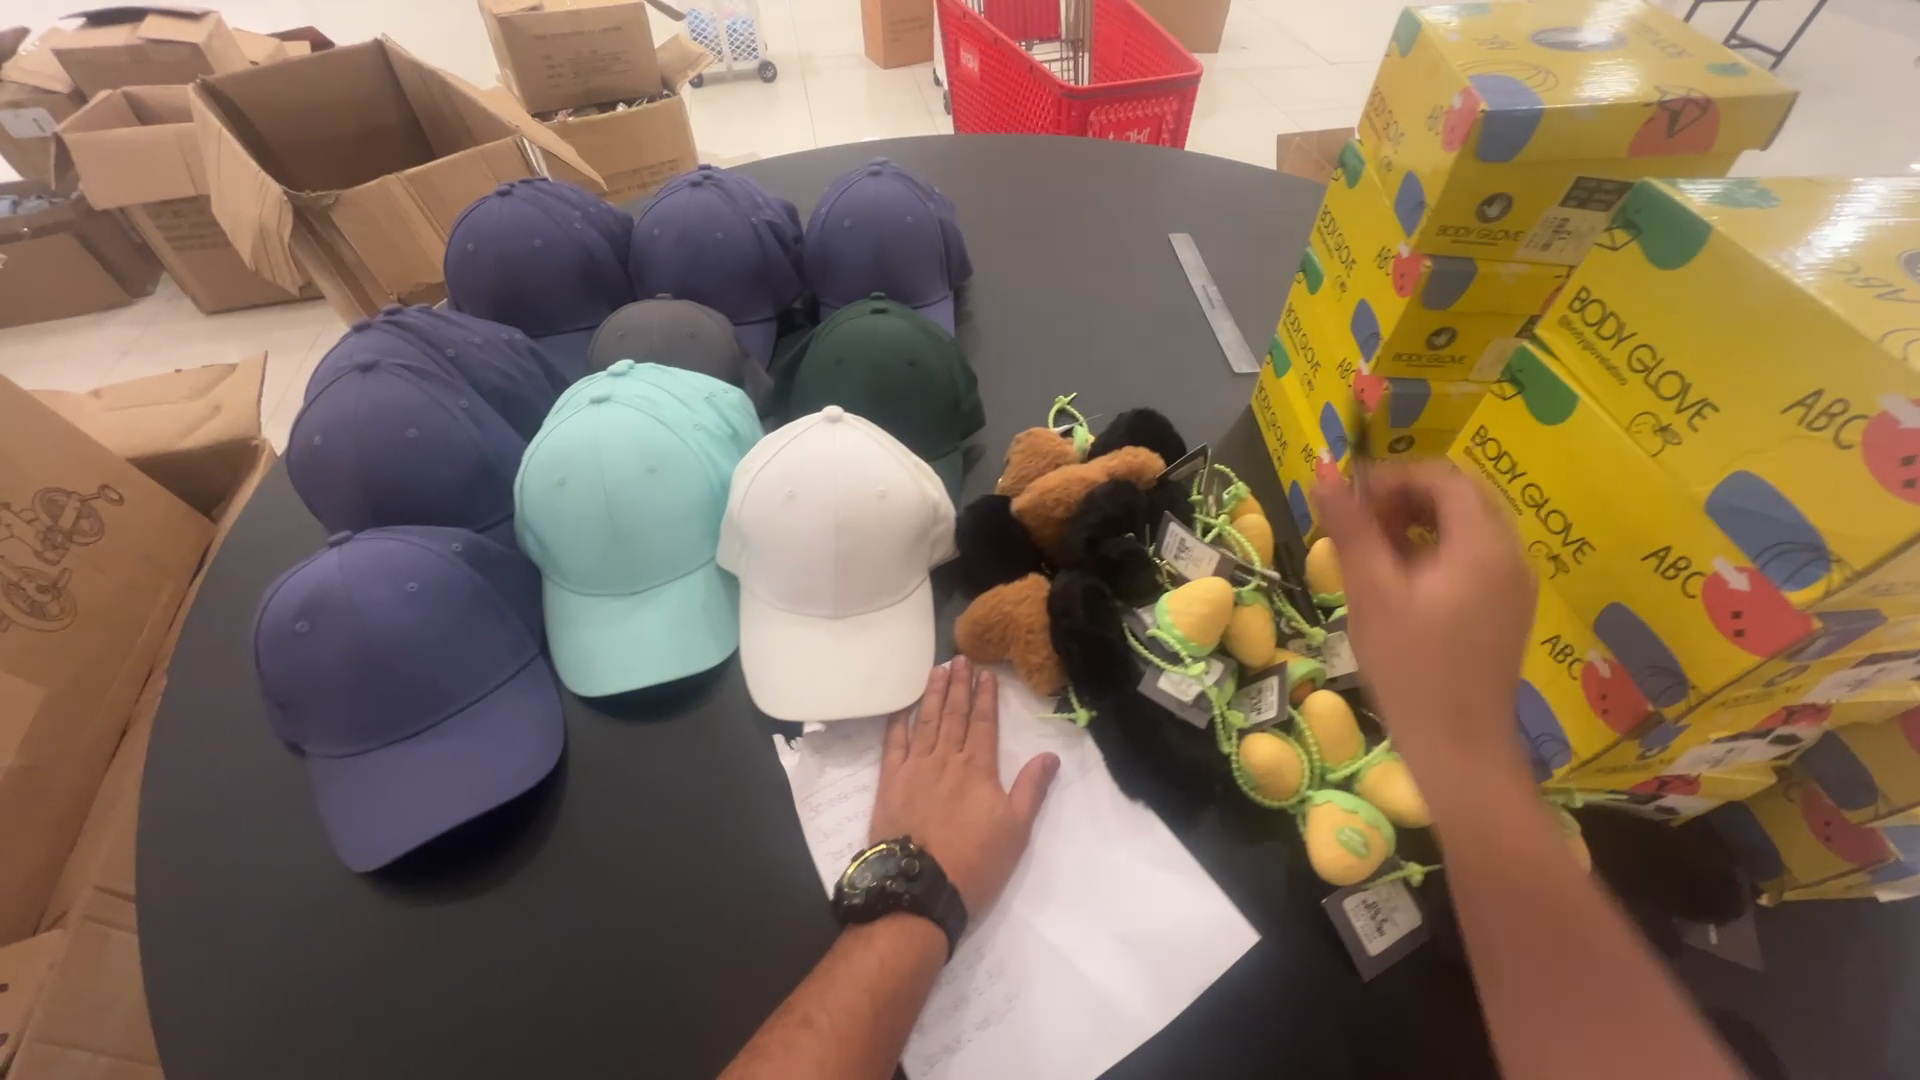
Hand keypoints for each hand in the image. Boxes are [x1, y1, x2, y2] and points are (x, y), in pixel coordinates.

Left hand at [870, 657, 1060, 915]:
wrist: (919, 888)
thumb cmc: (974, 863)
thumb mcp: (1015, 831)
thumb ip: (1031, 789)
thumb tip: (1050, 755)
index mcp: (978, 769)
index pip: (984, 723)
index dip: (985, 697)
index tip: (985, 673)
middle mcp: (946, 759)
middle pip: (954, 714)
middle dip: (959, 685)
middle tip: (960, 658)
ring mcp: (915, 767)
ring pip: (927, 720)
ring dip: (933, 693)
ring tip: (937, 669)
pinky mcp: (890, 781)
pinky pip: (894, 742)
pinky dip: (899, 720)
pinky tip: (903, 704)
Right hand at [1312, 462, 1534, 776]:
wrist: (1456, 744)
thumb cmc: (1408, 666)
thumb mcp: (1370, 591)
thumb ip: (1350, 527)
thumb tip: (1323, 468)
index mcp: (1482, 546)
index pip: (1443, 477)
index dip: (1391, 476)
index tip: (1346, 498)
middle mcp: (1509, 555)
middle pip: (1458, 498)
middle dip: (1402, 499)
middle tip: (1354, 524)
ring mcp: (1511, 584)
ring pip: (1464, 527)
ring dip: (1414, 523)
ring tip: (1368, 552)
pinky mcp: (1503, 608)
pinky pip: (1469, 557)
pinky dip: (1431, 550)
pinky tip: (1397, 581)